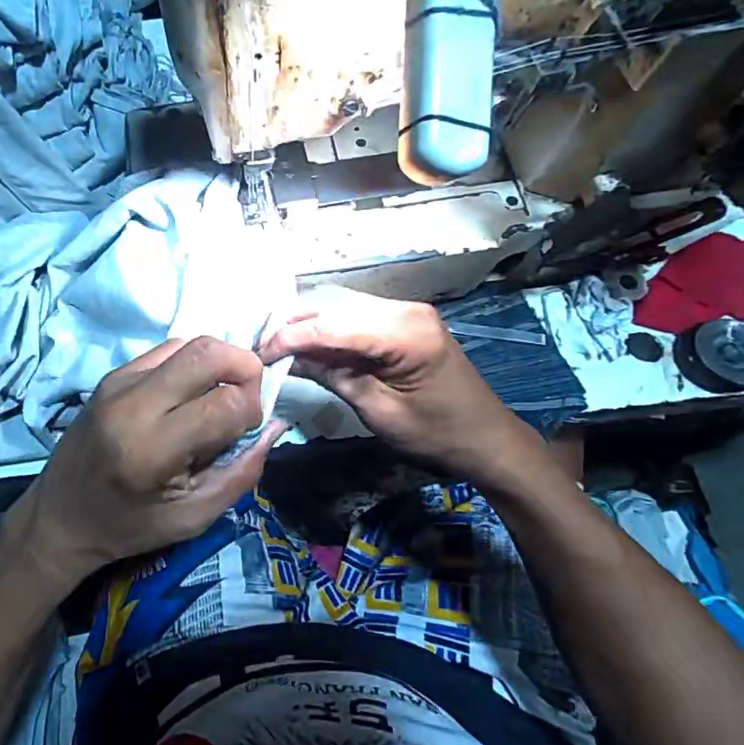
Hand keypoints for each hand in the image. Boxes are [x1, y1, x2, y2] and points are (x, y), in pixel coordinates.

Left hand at [2, 337, 287, 588]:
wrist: (58, 516)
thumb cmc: (128, 526)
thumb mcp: (192, 518)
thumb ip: (241, 473)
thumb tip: (274, 425)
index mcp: (152, 449)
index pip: (226, 402)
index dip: (251, 411)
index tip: (244, 431)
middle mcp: (133, 404)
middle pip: (210, 352)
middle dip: (244, 369)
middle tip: (244, 400)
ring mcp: (118, 383)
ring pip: (189, 343)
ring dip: (217, 364)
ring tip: (214, 398)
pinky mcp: (111, 375)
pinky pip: (165, 350)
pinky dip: (189, 364)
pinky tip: (186, 394)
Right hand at [258, 287, 558, 492]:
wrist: (486, 439)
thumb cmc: (437, 434)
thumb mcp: (379, 412)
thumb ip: (332, 377)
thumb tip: (286, 358)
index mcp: (406, 332)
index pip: (332, 325)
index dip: (289, 337)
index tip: (258, 354)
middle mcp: (405, 309)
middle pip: (333, 305)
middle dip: (292, 324)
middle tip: (260, 350)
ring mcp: (405, 310)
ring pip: (339, 306)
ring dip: (305, 324)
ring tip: (275, 347)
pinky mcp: (401, 319)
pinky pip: (353, 315)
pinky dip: (326, 328)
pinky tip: (305, 344)